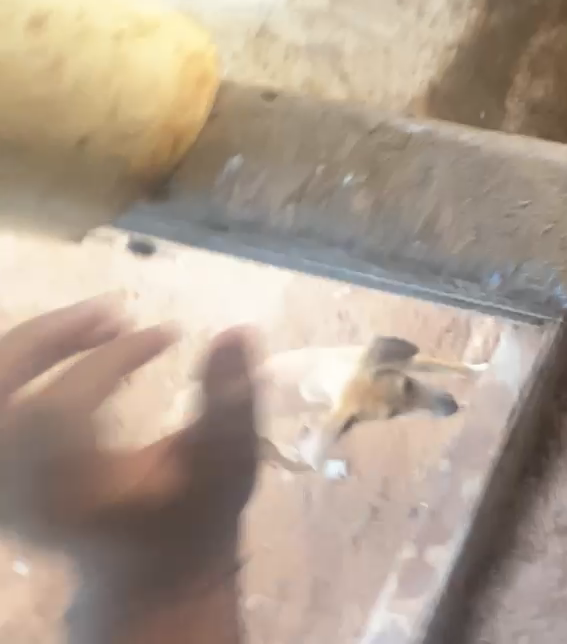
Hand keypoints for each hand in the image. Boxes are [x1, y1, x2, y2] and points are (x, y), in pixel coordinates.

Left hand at [0, 298, 257, 637]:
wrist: (152, 565)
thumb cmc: (199, 510)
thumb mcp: (230, 456)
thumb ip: (231, 396)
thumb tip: (235, 331)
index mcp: (67, 486)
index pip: (60, 406)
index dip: (111, 358)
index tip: (171, 332)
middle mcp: (16, 484)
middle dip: (44, 341)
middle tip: (110, 309)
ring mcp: (1, 481)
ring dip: (33, 350)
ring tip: (100, 323)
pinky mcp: (5, 471)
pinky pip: (4, 410)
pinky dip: (28, 371)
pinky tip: (80, 352)